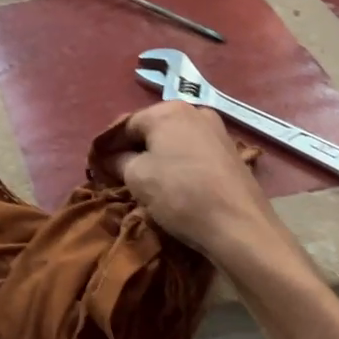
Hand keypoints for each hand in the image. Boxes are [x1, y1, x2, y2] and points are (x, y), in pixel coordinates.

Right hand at [107, 100, 277, 258]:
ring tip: (148, 182)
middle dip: (135, 150)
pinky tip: (175, 184)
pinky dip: (179, 164)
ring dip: (158, 157)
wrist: (240, 227)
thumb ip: (117, 160)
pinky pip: (193, 152)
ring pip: (174, 141)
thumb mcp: (136, 177)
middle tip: (121, 175)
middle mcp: (194, 112)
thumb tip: (110, 158)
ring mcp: (217, 131)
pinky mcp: (231, 153)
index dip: (109, 146)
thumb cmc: (180, 194)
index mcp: (167, 111)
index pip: (125, 125)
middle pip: (151, 129)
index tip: (98, 166)